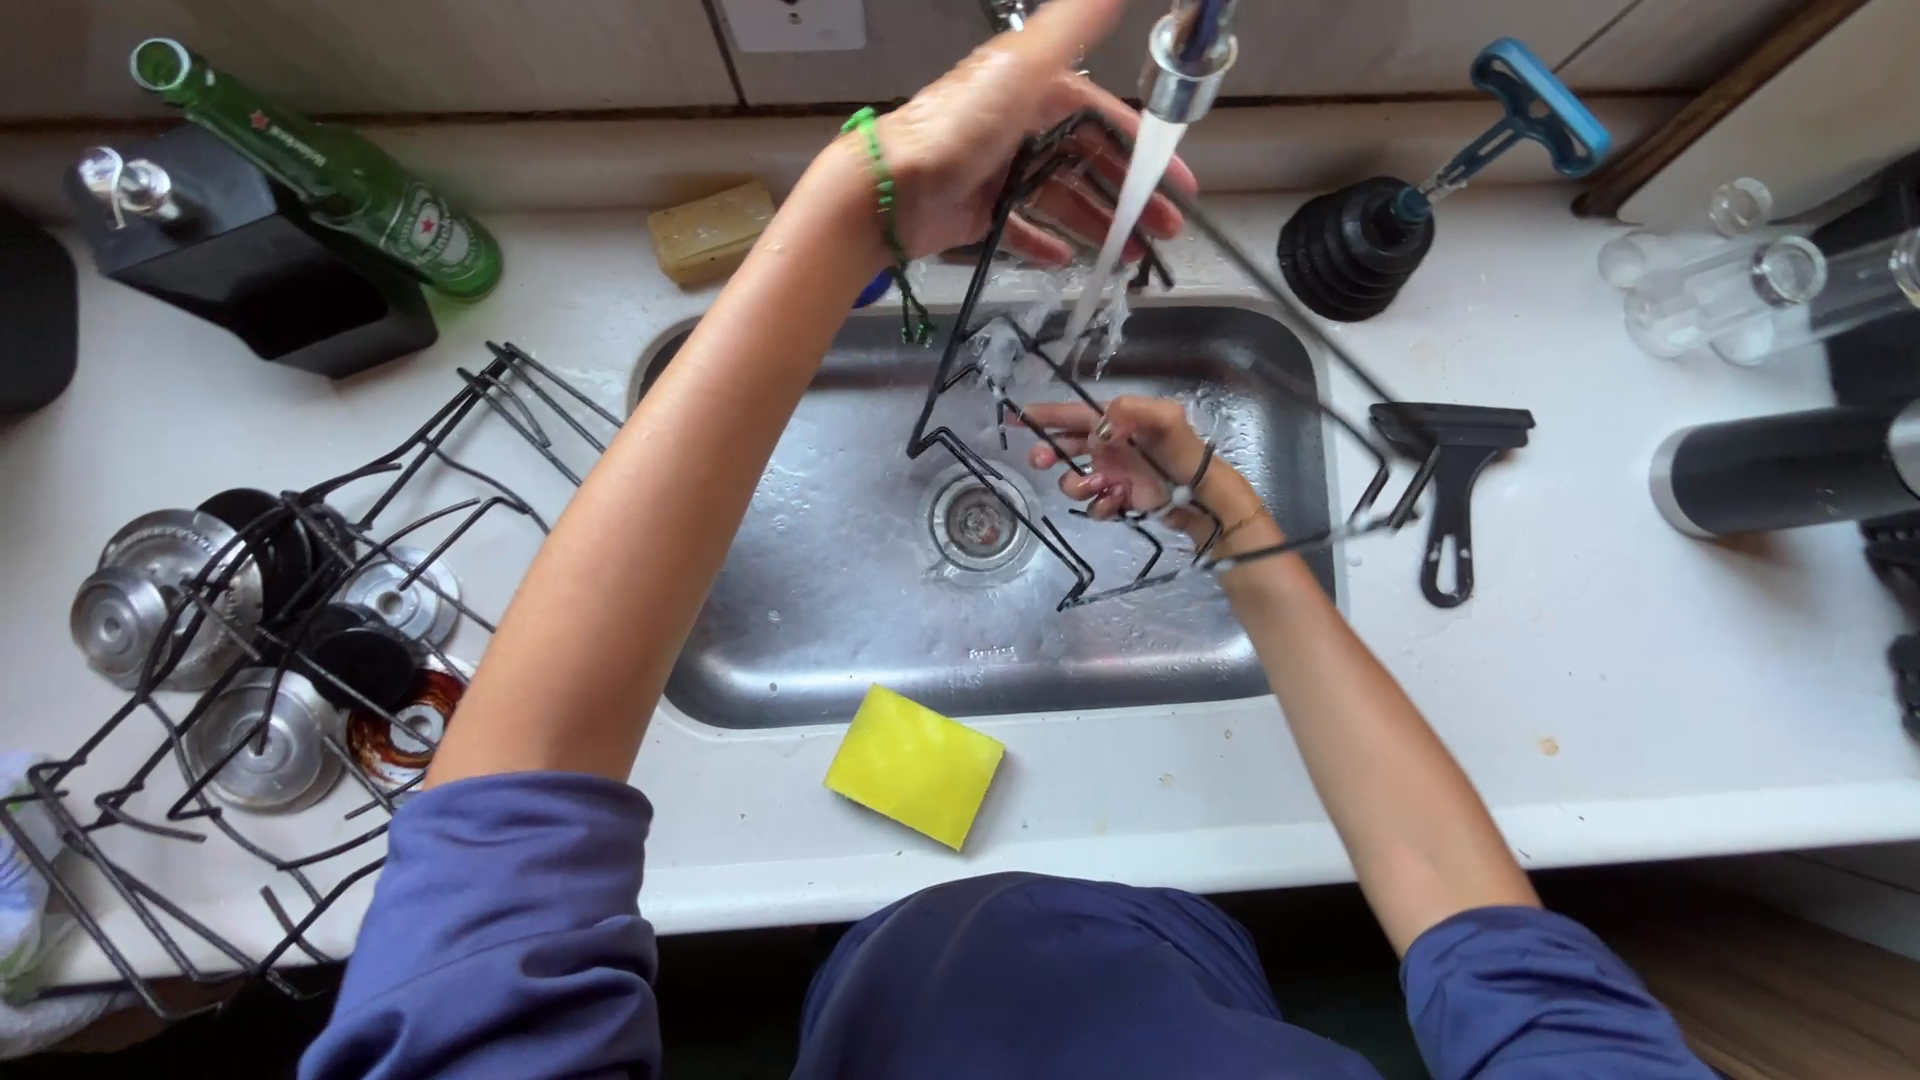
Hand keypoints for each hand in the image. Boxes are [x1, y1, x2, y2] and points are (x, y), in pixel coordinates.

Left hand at [862, 0, 1197, 265]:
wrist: (892, 187)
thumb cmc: (959, 127)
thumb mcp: (1020, 69)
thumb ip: (1069, 29)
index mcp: (1038, 94)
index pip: (1106, 122)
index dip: (1145, 154)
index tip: (1179, 186)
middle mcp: (1022, 131)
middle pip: (1090, 166)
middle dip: (1131, 198)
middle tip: (1165, 231)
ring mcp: (1002, 174)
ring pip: (1062, 201)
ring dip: (1098, 226)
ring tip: (1129, 258)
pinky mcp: (981, 214)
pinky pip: (1021, 230)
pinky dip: (1043, 244)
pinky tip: (1068, 260)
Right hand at [1021, 396, 1281, 557]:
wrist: (1204, 496)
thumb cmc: (1184, 452)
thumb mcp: (1166, 419)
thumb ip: (1132, 411)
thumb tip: (1097, 422)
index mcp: (1114, 423)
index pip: (1072, 415)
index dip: (1042, 415)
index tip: (1014, 417)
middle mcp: (1108, 447)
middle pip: (1063, 448)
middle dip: (1047, 454)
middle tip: (1041, 461)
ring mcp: (1111, 475)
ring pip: (1073, 481)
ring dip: (1076, 485)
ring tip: (1100, 487)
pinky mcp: (1118, 500)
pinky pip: (1094, 506)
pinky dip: (1100, 506)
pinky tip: (1117, 503)